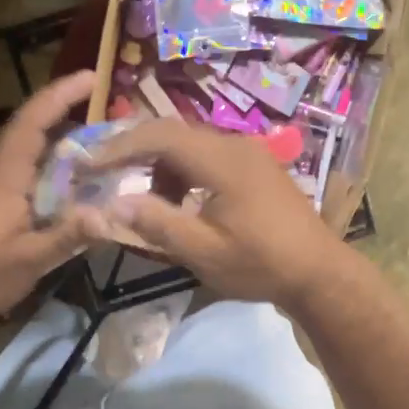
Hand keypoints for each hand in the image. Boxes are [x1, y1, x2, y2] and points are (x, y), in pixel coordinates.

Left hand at [0, 72, 108, 325]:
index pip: (34, 120)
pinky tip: (66, 196)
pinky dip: (46, 177)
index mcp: (4, 175)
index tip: (93, 75)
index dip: (62, 93)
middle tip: (117, 132)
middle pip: (36, 136)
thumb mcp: (28, 261)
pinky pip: (18, 177)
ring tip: (102, 165)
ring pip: (28, 159)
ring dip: (62, 156)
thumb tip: (113, 214)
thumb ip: (69, 235)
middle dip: (74, 127)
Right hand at [91, 119, 346, 306]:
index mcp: (222, 160)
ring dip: (161, 166)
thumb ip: (158, 224)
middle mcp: (235, 145)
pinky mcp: (256, 168)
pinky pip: (209, 157)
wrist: (319, 273)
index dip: (119, 147)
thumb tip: (114, 204)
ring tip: (145, 202)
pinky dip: (184, 173)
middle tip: (104, 175)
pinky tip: (181, 204)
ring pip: (191, 146)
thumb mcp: (204, 251)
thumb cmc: (261, 265)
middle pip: (174, 134)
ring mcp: (249, 154)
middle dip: (136, 153)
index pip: (160, 136)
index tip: (89, 164)